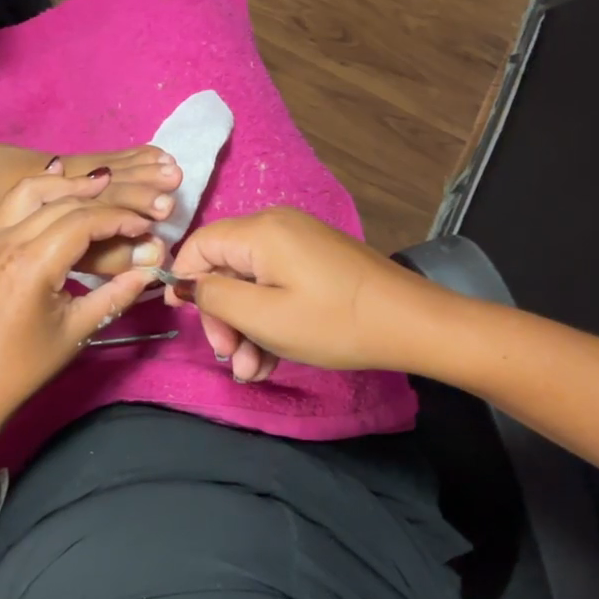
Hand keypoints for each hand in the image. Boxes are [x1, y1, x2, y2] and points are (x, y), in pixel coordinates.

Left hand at [0, 167, 159, 412]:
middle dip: (102, 201)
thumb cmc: (27, 363)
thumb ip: (116, 295)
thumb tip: (150, 269)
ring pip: (32, 191)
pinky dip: (39, 190)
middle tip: (135, 207)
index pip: (83, 222)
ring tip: (102, 183)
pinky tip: (60, 184)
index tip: (147, 224)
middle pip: (62, 203)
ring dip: (68, 184)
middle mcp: (7, 242)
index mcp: (31, 266)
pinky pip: (12, 203)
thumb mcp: (78, 331)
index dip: (119, 218)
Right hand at [164, 207, 442, 381]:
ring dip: (245, 328)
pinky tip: (270, 360)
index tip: (186, 321)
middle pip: (225, 268)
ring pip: (251, 284)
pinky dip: (268, 320)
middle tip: (230, 358)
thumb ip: (213, 297)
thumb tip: (186, 285)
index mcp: (258, 231)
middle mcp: (276, 227)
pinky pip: (275, 287)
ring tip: (252, 370)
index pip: (198, 245)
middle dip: (222, 316)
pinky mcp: (316, 262)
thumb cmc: (333, 321)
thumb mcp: (263, 317)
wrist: (415, 325)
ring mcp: (299, 244)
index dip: (183, 281)